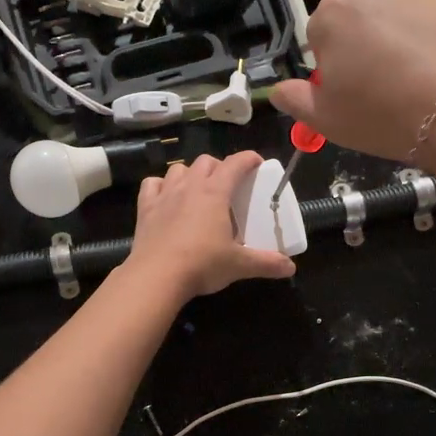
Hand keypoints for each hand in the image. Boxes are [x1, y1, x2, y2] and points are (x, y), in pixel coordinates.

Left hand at [125, 151, 296, 299]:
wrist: (157, 276)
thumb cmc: (202, 264)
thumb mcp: (239, 265)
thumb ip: (266, 263)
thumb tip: (290, 267)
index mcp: (215, 193)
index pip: (236, 164)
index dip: (249, 159)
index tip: (257, 163)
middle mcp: (190, 186)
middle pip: (206, 161)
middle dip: (219, 167)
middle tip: (227, 185)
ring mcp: (164, 195)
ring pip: (178, 169)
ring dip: (190, 174)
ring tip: (197, 190)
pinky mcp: (145, 208)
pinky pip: (151, 185)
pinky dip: (160, 186)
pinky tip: (165, 197)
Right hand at [269, 0, 435, 174]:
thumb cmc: (384, 116)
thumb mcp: (326, 121)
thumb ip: (294, 99)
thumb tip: (278, 90)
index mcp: (330, 16)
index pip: (317, 36)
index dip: (331, 66)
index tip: (349, 90)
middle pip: (354, 15)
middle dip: (361, 41)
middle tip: (381, 83)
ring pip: (390, 7)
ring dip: (393, 30)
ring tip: (412, 71)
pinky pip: (425, 7)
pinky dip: (426, 26)